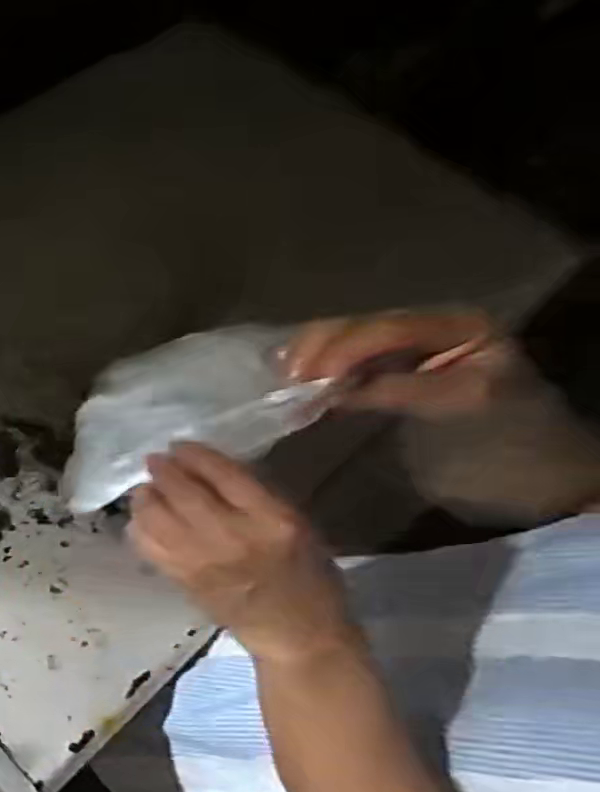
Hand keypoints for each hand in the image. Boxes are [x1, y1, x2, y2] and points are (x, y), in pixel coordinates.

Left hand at [128, 443, 359, 663]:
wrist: (294, 630)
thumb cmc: (305, 573)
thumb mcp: (297, 525)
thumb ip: (254, 497)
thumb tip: (207, 468)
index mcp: (273, 519)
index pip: (225, 475)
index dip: (196, 456)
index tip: (179, 445)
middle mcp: (232, 536)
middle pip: (184, 492)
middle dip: (163, 471)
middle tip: (153, 460)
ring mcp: (199, 557)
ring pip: (156, 515)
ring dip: (144, 496)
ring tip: (144, 488)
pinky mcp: (177, 574)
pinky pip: (145, 543)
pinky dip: (138, 525)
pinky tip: (140, 517)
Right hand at [286, 309, 518, 419]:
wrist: (507, 465)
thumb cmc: (494, 435)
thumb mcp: (454, 406)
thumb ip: (394, 390)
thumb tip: (329, 390)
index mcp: (457, 326)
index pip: (387, 329)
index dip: (343, 351)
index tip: (309, 384)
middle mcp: (420, 327)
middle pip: (350, 327)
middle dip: (312, 353)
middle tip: (288, 388)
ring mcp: (390, 348)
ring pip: (327, 340)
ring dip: (299, 363)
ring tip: (284, 392)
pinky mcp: (366, 370)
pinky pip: (322, 361)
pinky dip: (298, 372)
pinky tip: (287, 389)